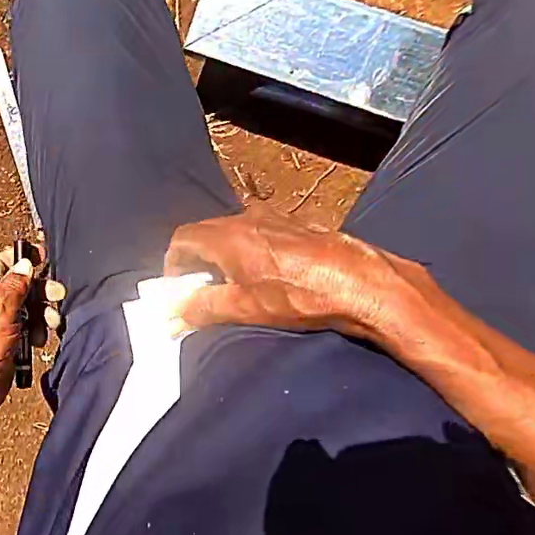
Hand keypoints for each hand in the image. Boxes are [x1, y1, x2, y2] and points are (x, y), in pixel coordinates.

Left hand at [0, 248, 65, 437]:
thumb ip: (13, 286)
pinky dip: (35, 333)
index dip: (22, 259)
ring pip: (25, 310)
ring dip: (41, 315)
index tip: (44, 258)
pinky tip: (38, 342)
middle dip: (40, 291)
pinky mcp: (3, 345)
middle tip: (56, 297)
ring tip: (48, 327)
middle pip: (18, 286)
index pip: (1, 263)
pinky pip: (25, 331)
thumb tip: (24, 264)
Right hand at [161, 212, 424, 340]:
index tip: (177, 287)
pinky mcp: (298, 226)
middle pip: (208, 233)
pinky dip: (251, 252)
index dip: (173, 263)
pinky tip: (268, 278)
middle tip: (202, 291)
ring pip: (236, 233)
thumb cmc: (300, 294)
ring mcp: (275, 218)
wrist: (361, 283)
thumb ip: (202, 308)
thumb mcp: (244, 308)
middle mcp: (248, 218)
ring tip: (236, 287)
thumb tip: (175, 316)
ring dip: (226, 256)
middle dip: (198, 261)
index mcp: (228, 235)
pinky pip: (261, 234)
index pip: (183, 238)